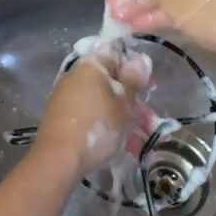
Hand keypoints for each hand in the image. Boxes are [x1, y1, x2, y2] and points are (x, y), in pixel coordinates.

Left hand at [32, 49, 151, 176]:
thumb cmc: (98, 124)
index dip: (137, 71)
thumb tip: (142, 58)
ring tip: (146, 145)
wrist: (60, 157)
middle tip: (155, 126)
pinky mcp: (65, 120)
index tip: (151, 87)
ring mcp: (69, 99)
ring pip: (106, 106)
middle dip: (137, 107)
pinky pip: (94, 119)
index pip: (117, 58)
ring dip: (129, 123)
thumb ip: (134, 80)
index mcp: (91, 66)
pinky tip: (129, 150)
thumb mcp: (124, 102)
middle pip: (113, 86)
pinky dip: (111, 131)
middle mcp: (77, 78)